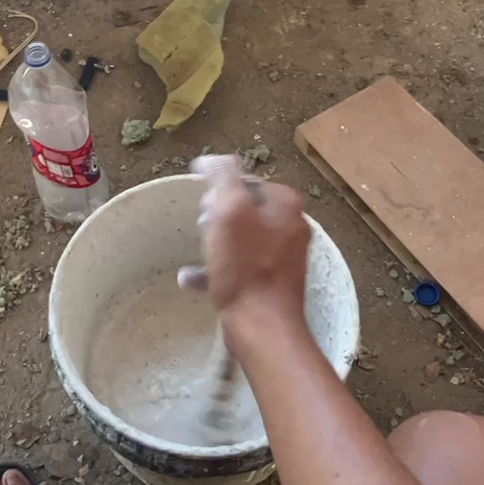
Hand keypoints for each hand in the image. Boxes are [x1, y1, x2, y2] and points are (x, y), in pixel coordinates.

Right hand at [187, 155, 310, 355]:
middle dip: (218, 215)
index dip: (219, 189)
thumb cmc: (245, 266)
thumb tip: (211, 159)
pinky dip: (218, 268)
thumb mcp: (229, 210)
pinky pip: (242, 266)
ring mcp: (284, 256)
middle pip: (245, 208)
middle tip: (200, 226)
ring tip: (198, 249)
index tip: (202, 205)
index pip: (246, 180)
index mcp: (286, 204)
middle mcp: (291, 226)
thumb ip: (222, 176)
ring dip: (216, 241)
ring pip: (242, 237)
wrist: (263, 325)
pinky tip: (192, 277)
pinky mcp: (273, 282)